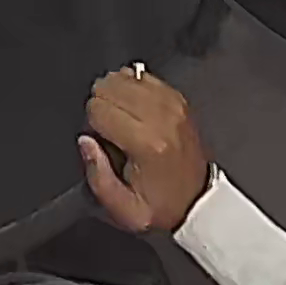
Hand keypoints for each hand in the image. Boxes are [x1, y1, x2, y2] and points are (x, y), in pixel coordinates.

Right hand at [80, 68, 210, 232]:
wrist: (200, 201)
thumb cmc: (161, 205)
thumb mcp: (125, 209)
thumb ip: (97, 177)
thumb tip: (85, 140)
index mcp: (147, 144)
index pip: (98, 109)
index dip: (92, 124)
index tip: (102, 141)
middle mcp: (161, 116)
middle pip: (108, 86)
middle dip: (102, 104)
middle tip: (111, 128)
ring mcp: (171, 103)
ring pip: (123, 76)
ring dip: (115, 93)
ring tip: (122, 116)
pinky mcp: (177, 97)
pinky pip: (141, 75)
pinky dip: (131, 86)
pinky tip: (134, 106)